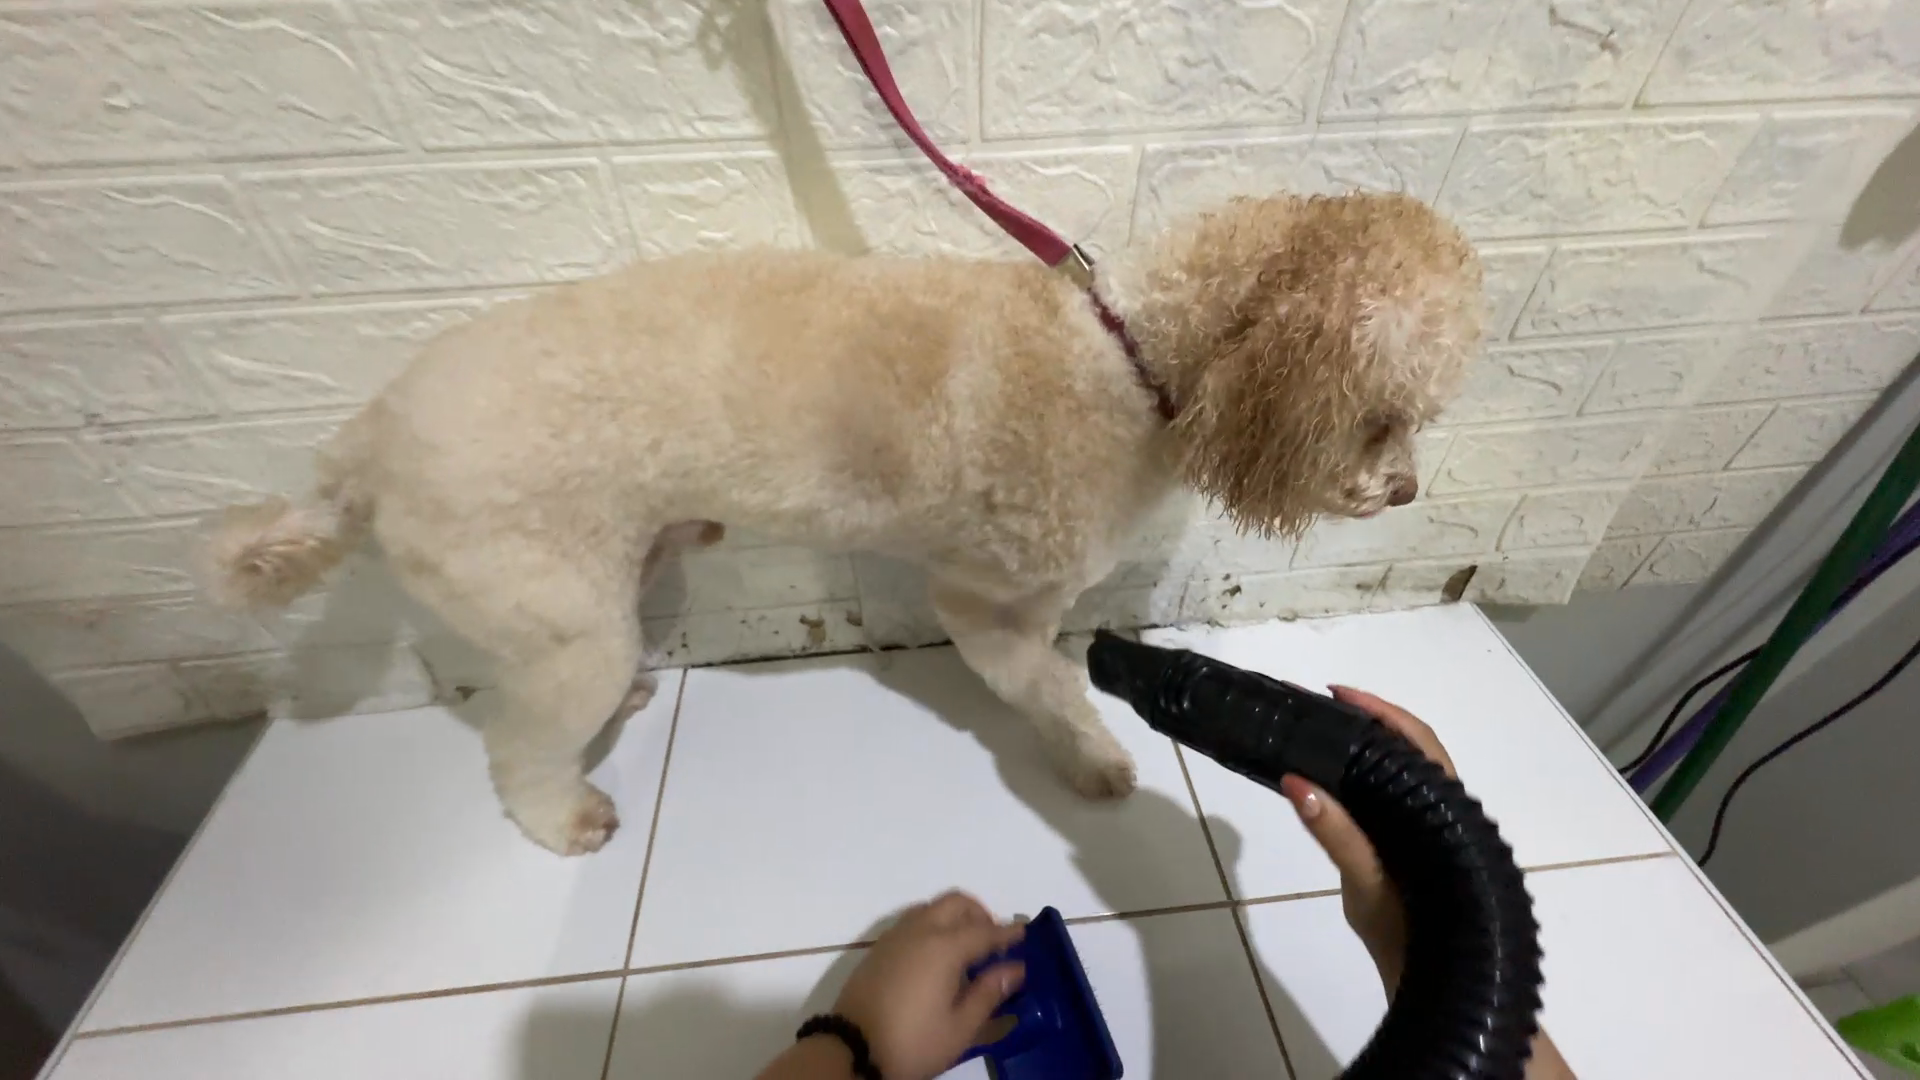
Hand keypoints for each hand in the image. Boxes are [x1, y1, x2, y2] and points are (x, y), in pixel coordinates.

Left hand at [831, 891, 1025, 1079]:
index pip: (984, 931)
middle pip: (957, 902)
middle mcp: (921, 929)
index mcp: (944, 947)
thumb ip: (988, 993)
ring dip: (955, 915)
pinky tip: (937, 954)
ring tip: (966, 946)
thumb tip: (1015, 969)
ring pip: (933, 906)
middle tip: (993, 938)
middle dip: (980, 913)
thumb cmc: (912, 1042)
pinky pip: (915, 919)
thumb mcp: (958, 1028)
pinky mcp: (881, 945)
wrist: (851, 1049)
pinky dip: (934, 923)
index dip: (1007, 932)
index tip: (1024, 932)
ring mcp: (897, 934)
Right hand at [1279, 685, 1454, 992]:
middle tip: (1314, 707)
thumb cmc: (1407, 933)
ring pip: (1400, 770)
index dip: (1380, 711)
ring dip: (1362, 745)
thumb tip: (1296, 782)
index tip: (1334, 692)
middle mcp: (1442, 811)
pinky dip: (1360, 774)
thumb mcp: (1368, 885)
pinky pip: (1387, 794)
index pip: (1419, 742)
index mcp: (1444, 813)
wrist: (1435, 983)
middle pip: (1410, 748)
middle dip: (1365, 720)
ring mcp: (1427, 826)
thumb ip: (1337, 834)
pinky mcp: (1410, 841)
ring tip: (1315, 732)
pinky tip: (1330, 776)